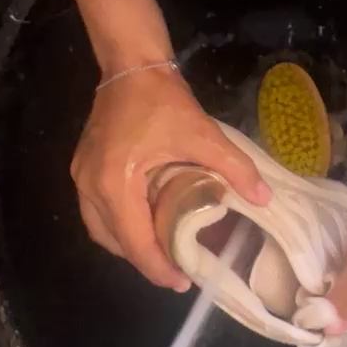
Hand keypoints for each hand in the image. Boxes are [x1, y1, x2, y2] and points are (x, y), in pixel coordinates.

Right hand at [70, 64, 270, 290]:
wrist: (132, 65)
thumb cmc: (164, 100)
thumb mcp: (203, 134)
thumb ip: (234, 168)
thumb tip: (264, 198)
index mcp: (115, 184)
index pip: (135, 242)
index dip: (159, 267)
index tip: (183, 282)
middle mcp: (90, 186)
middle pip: (115, 241)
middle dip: (145, 259)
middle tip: (177, 267)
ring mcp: (81, 176)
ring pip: (102, 228)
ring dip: (129, 243)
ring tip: (162, 249)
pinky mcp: (82, 165)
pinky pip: (97, 210)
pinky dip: (119, 223)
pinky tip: (143, 220)